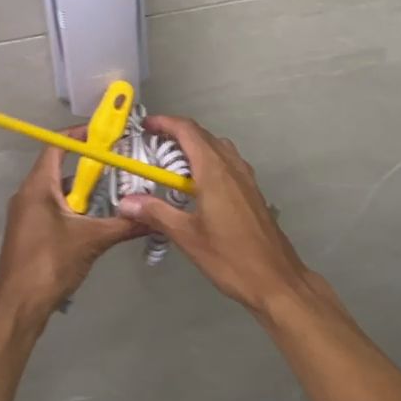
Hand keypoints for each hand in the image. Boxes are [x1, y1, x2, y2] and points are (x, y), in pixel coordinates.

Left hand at [0, 128, 144, 323]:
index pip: (56, 146)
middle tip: (116, 163)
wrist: (18, 309)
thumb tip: (153, 217)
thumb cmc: (50, 263)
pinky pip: (51, 207)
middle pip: (58, 167)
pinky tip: (93, 219)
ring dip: (81, 189)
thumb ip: (123, 224)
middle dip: (87, 164)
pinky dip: (72, 206)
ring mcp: (25, 215)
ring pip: (56, 190)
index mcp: (38, 187)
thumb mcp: (92, 240)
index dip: (79, 136)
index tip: (104, 135)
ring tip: (111, 191)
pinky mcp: (27, 233)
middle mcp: (27, 195)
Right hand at [118, 116, 314, 314]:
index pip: (188, 131)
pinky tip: (198, 186)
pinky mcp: (251, 190)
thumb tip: (125, 202)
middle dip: (176, 135)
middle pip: (202, 136)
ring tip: (172, 166)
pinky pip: (227, 162)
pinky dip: (208, 161)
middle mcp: (231, 165)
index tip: (145, 125)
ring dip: (194, 147)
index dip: (166, 123)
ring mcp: (245, 177)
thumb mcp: (187, 236)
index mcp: (214, 170)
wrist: (275, 278)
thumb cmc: (229, 257)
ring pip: (217, 148)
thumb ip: (156, 214)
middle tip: (151, 147)